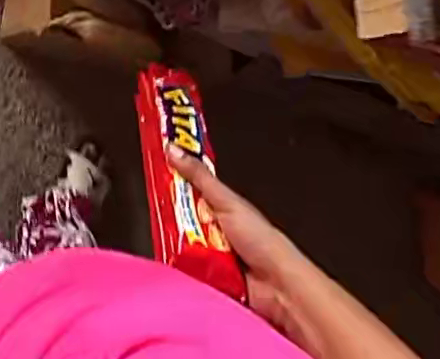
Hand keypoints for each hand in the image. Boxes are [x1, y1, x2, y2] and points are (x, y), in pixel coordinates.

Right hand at [168, 147, 306, 338]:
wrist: (282, 290)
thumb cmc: (265, 242)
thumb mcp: (226, 200)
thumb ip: (198, 175)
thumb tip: (174, 148)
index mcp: (222, 206)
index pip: (189, 187)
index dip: (172, 180)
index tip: (156, 172)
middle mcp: (216, 228)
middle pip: (181, 215)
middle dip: (174, 216)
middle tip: (172, 214)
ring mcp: (214, 254)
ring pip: (182, 241)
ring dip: (180, 241)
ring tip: (182, 240)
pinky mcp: (210, 277)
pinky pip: (187, 265)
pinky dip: (185, 264)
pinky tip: (185, 261)